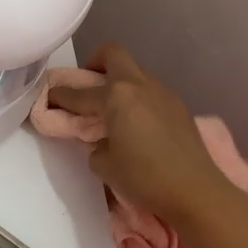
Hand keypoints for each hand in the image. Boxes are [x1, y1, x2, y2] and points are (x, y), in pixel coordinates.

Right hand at [51, 43, 237, 228]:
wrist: (198, 192)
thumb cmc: (144, 178)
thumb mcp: (104, 165)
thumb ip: (95, 145)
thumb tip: (101, 141)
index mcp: (115, 96)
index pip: (78, 93)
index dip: (59, 95)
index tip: (49, 97)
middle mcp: (139, 86)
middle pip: (113, 55)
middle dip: (95, 63)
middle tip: (88, 85)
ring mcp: (163, 94)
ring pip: (135, 74)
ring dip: (120, 84)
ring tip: (114, 111)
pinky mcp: (179, 108)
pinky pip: (151, 93)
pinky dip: (138, 100)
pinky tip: (138, 125)